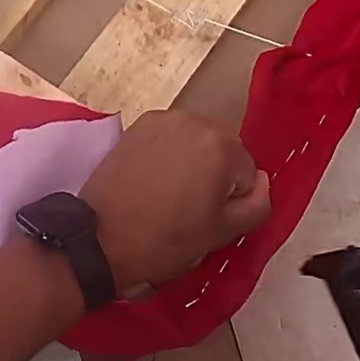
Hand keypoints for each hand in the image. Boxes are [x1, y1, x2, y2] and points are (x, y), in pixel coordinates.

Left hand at [78, 110, 270, 290]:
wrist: (99, 239)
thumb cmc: (165, 240)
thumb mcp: (223, 233)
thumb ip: (258, 204)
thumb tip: (260, 181)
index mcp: (223, 146)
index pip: (247, 175)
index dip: (231, 203)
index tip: (206, 221)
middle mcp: (196, 121)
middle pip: (224, 153)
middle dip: (214, 178)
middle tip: (188, 210)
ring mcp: (163, 120)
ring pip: (197, 145)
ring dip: (192, 165)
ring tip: (168, 196)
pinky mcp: (137, 126)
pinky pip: (170, 140)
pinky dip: (169, 156)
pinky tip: (152, 182)